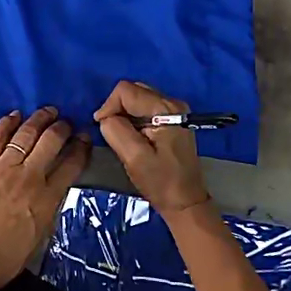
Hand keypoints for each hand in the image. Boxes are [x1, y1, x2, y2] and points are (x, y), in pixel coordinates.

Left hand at [0, 107, 89, 290]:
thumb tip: (52, 193)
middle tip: (67, 122)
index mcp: (48, 198)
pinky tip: (15, 115)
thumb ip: (49, 209)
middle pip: (52, 141)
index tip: (84, 139)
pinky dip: (8, 123)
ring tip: (48, 111)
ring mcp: (4, 168)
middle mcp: (30, 177)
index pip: (72, 164)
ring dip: (40, 119)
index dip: (81, 148)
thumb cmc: (2, 259)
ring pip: (27, 134)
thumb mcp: (39, 236)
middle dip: (63, 128)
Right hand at [94, 81, 210, 218]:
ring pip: (139, 99)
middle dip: (117, 109)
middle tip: (114, 134)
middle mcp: (173, 103)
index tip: (104, 128)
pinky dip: (135, 119)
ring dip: (125, 114)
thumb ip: (117, 131)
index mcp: (165, 109)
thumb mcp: (134, 158)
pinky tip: (135, 138)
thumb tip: (106, 117)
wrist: (185, 200)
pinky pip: (147, 109)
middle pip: (134, 91)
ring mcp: (176, 110)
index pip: (126, 90)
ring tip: (124, 138)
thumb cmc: (161, 182)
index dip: (109, 106)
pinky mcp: (174, 119)